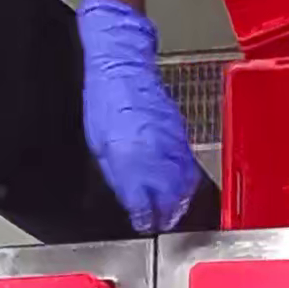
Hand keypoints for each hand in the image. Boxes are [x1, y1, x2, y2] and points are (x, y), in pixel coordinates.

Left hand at [77, 0, 202, 232]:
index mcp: (129, 161)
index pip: (142, 204)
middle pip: (168, 201)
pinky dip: (186, 184)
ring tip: (174, 212)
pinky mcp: (181, 138)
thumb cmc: (106, 100)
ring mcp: (171, 148)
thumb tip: (129, 198)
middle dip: (167, 216)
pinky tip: (181, 189)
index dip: (144, 218)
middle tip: (163, 223)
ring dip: (179, 204)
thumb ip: (118, 176)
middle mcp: (154, 157)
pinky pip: (188, 169)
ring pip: (182, 188)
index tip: (144, 224)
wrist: (122, 63)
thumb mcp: (100, 146)